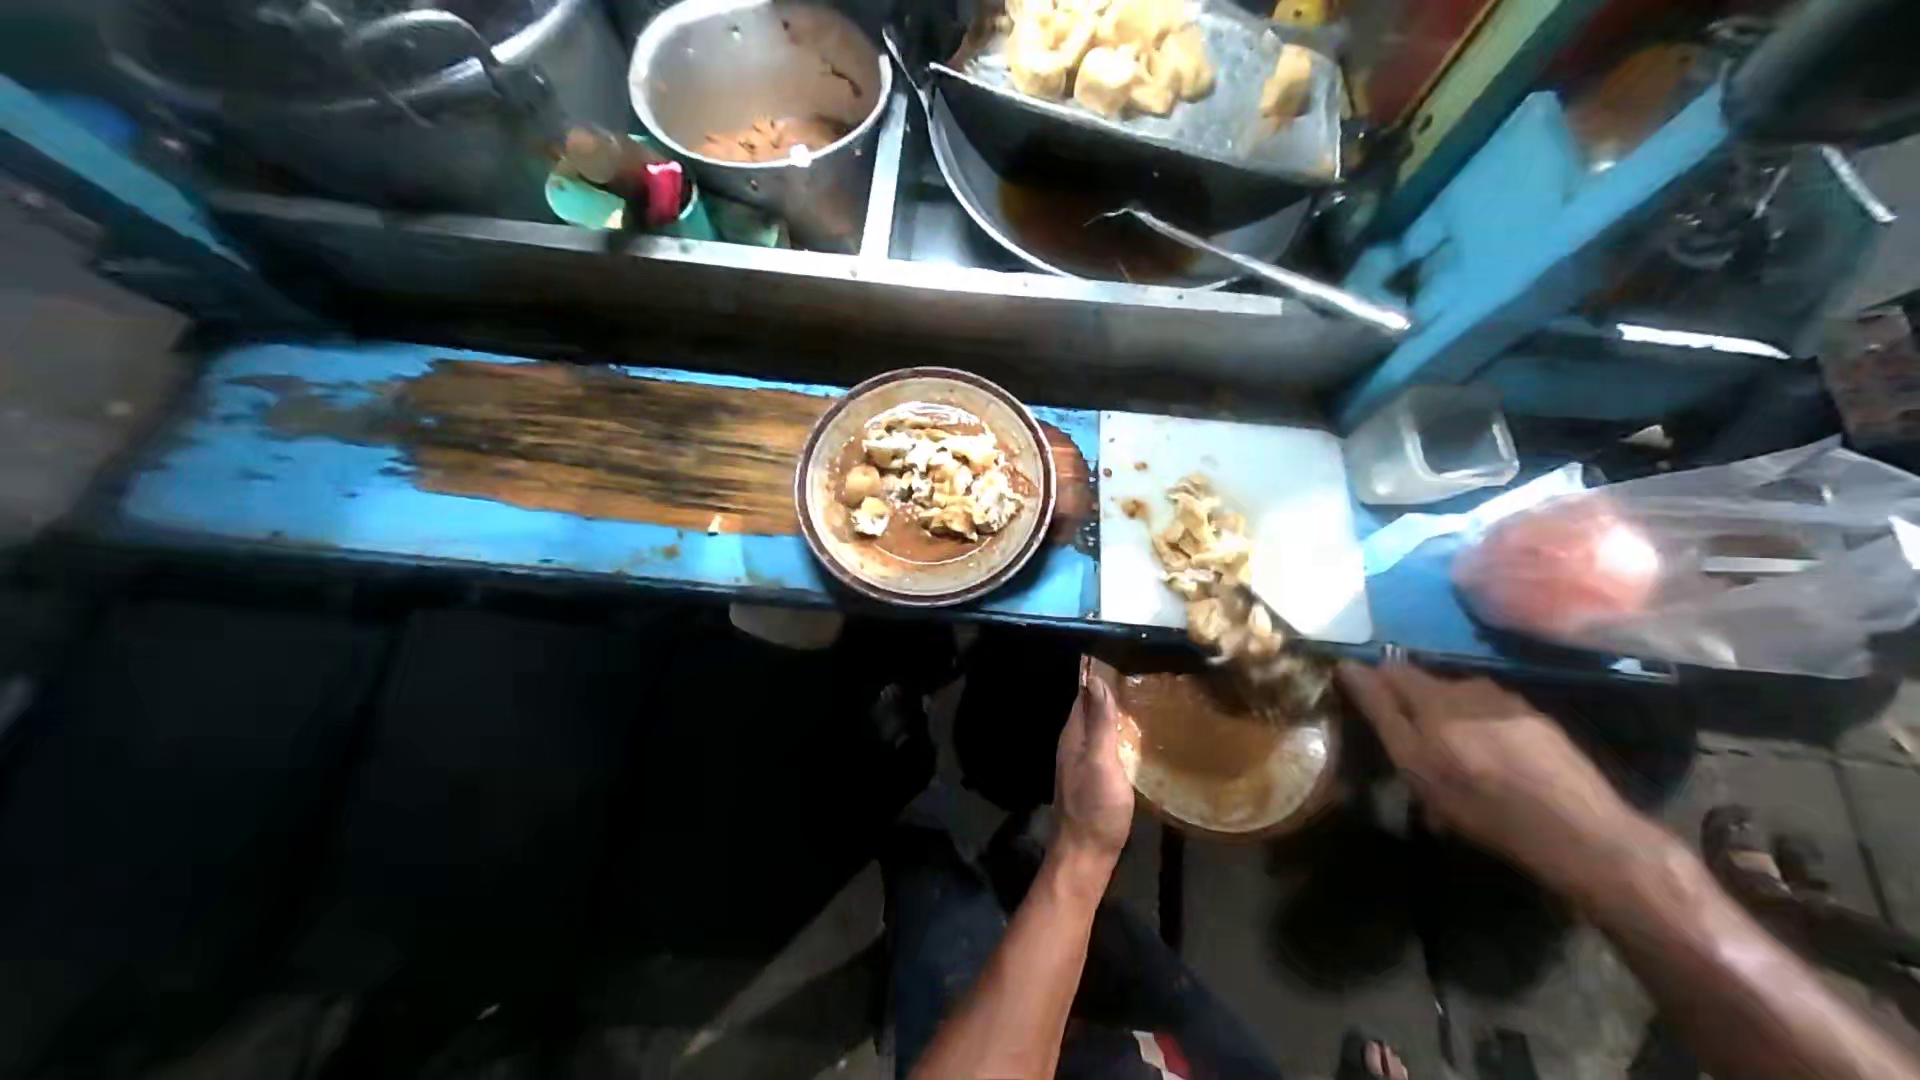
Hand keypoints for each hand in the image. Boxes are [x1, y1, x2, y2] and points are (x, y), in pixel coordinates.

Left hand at [1053, 656, 1135, 864]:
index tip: (1120, 655)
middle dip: (1109, 691)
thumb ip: (1099, 723)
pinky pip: (1104, 745)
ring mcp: (1081, 762)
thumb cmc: (1095, 807)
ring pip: (1097, 727)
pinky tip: (1133, 736)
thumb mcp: (1101, 762)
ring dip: (1113, 712)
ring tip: (1141, 697)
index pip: (1083, 694)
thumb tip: (1095, 678)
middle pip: (1090, 709)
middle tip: (1139, 673)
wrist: (1085, 855)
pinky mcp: (1092, 778)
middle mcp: (1073, 744)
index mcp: (1073, 735)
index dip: (1098, 675)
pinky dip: (1117, 734)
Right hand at [1338, 661, 1644, 890]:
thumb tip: (1347, 666)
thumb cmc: (1479, 801)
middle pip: (1426, 687)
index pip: (1389, 669)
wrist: (1580, 834)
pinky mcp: (1542, 725)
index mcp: (1434, 694)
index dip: (1372, 684)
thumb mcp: (1413, 762)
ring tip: (1452, 766)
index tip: (1364, 709)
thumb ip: (1379, 710)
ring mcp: (1511, 703)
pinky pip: (1493, 719)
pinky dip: (1481, 736)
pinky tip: (1490, 771)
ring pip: (1462, 704)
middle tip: (1412, 753)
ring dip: (1449, 725)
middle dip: (1413, 710)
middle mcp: (1471, 686)